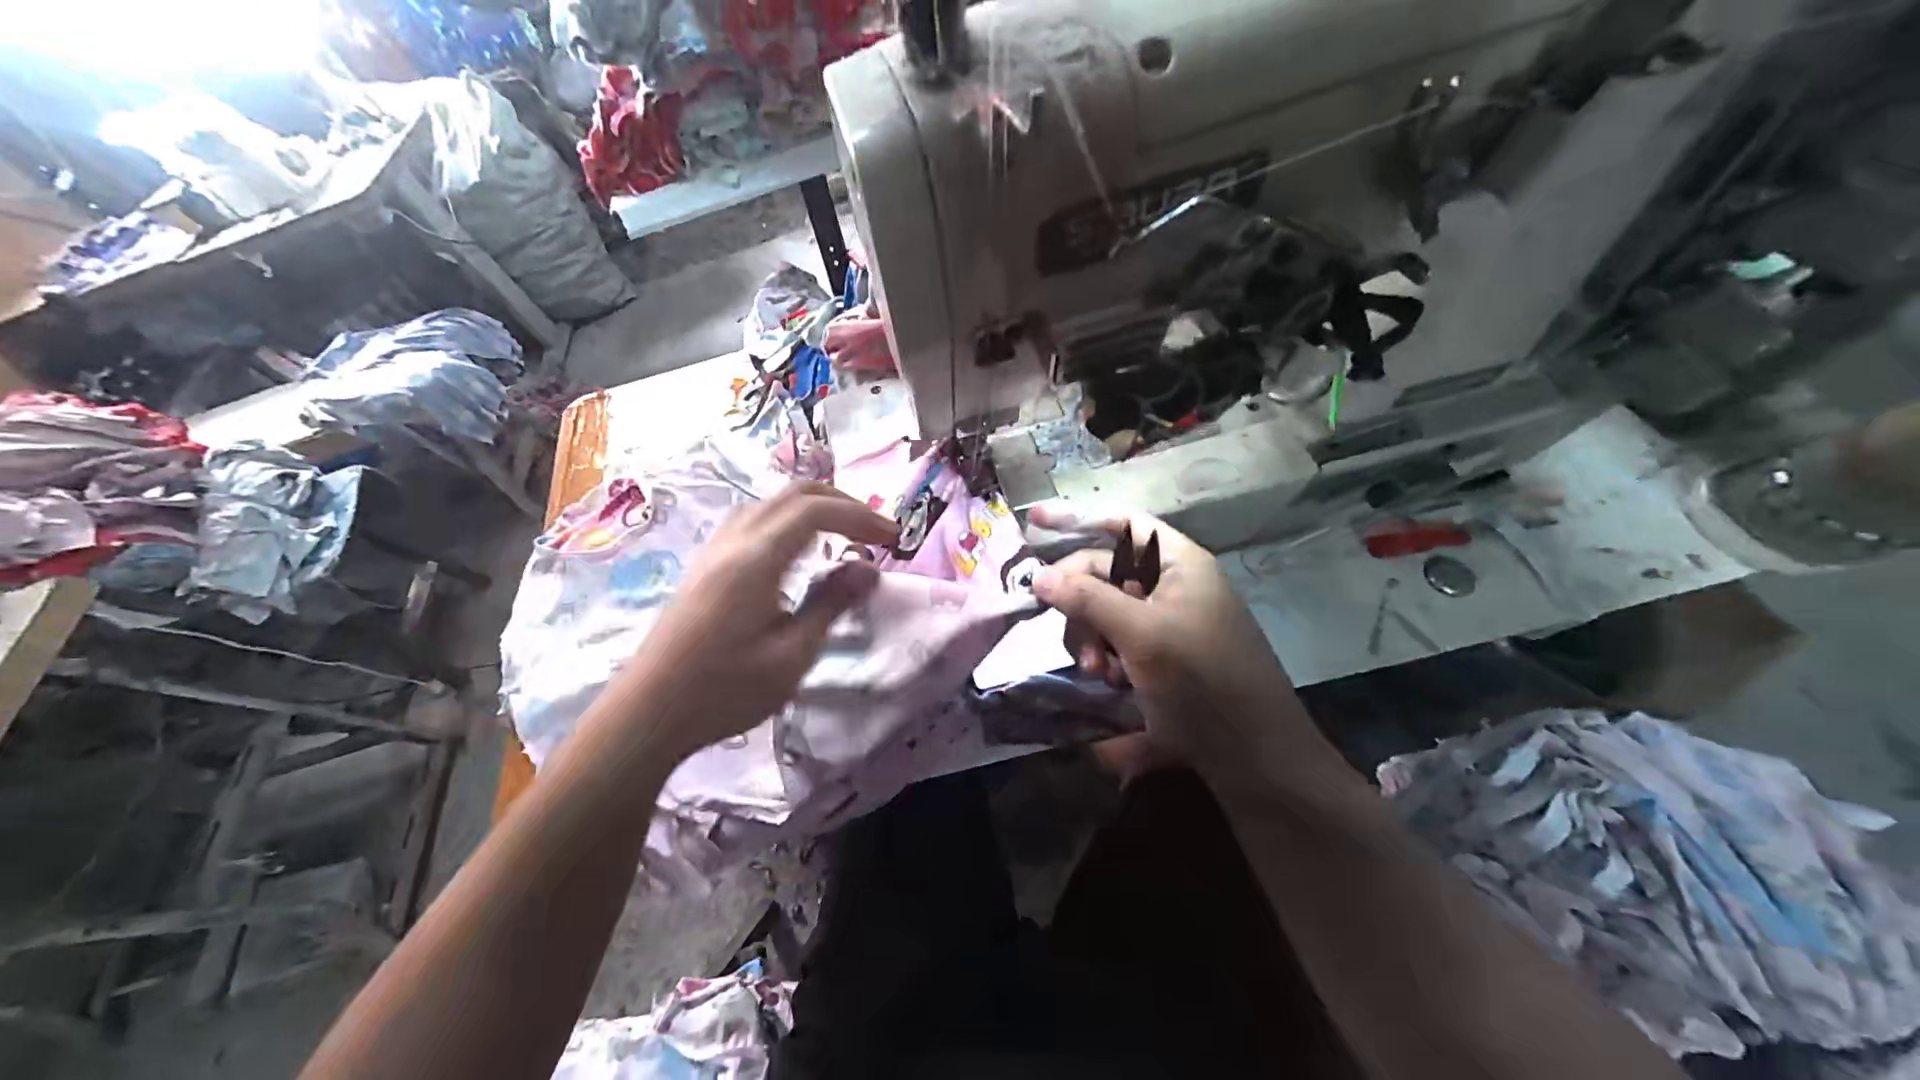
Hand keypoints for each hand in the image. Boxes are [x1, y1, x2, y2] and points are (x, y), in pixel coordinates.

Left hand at [604, 481, 897, 758]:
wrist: (648, 713)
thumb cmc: (724, 692)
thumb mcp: (792, 656)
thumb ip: (831, 604)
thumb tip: (868, 569)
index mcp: (756, 560)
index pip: (816, 511)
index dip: (861, 516)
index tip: (893, 538)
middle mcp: (733, 542)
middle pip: (794, 494)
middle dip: (842, 503)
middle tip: (874, 532)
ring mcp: (714, 551)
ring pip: (770, 503)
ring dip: (812, 509)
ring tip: (842, 538)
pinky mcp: (704, 566)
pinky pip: (752, 522)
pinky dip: (787, 522)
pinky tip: (797, 554)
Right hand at [1029, 509, 1306, 765]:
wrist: (1253, 755)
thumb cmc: (1202, 680)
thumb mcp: (1141, 635)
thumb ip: (1087, 599)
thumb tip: (1038, 576)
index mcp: (1178, 563)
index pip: (1122, 522)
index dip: (1077, 517)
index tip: (1033, 522)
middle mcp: (1171, 585)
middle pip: (1103, 572)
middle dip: (1080, 604)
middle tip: (1074, 640)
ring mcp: (1166, 622)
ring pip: (1103, 612)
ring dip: (1091, 639)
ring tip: (1098, 673)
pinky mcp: (1160, 656)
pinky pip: (1117, 642)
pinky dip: (1107, 658)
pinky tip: (1112, 684)